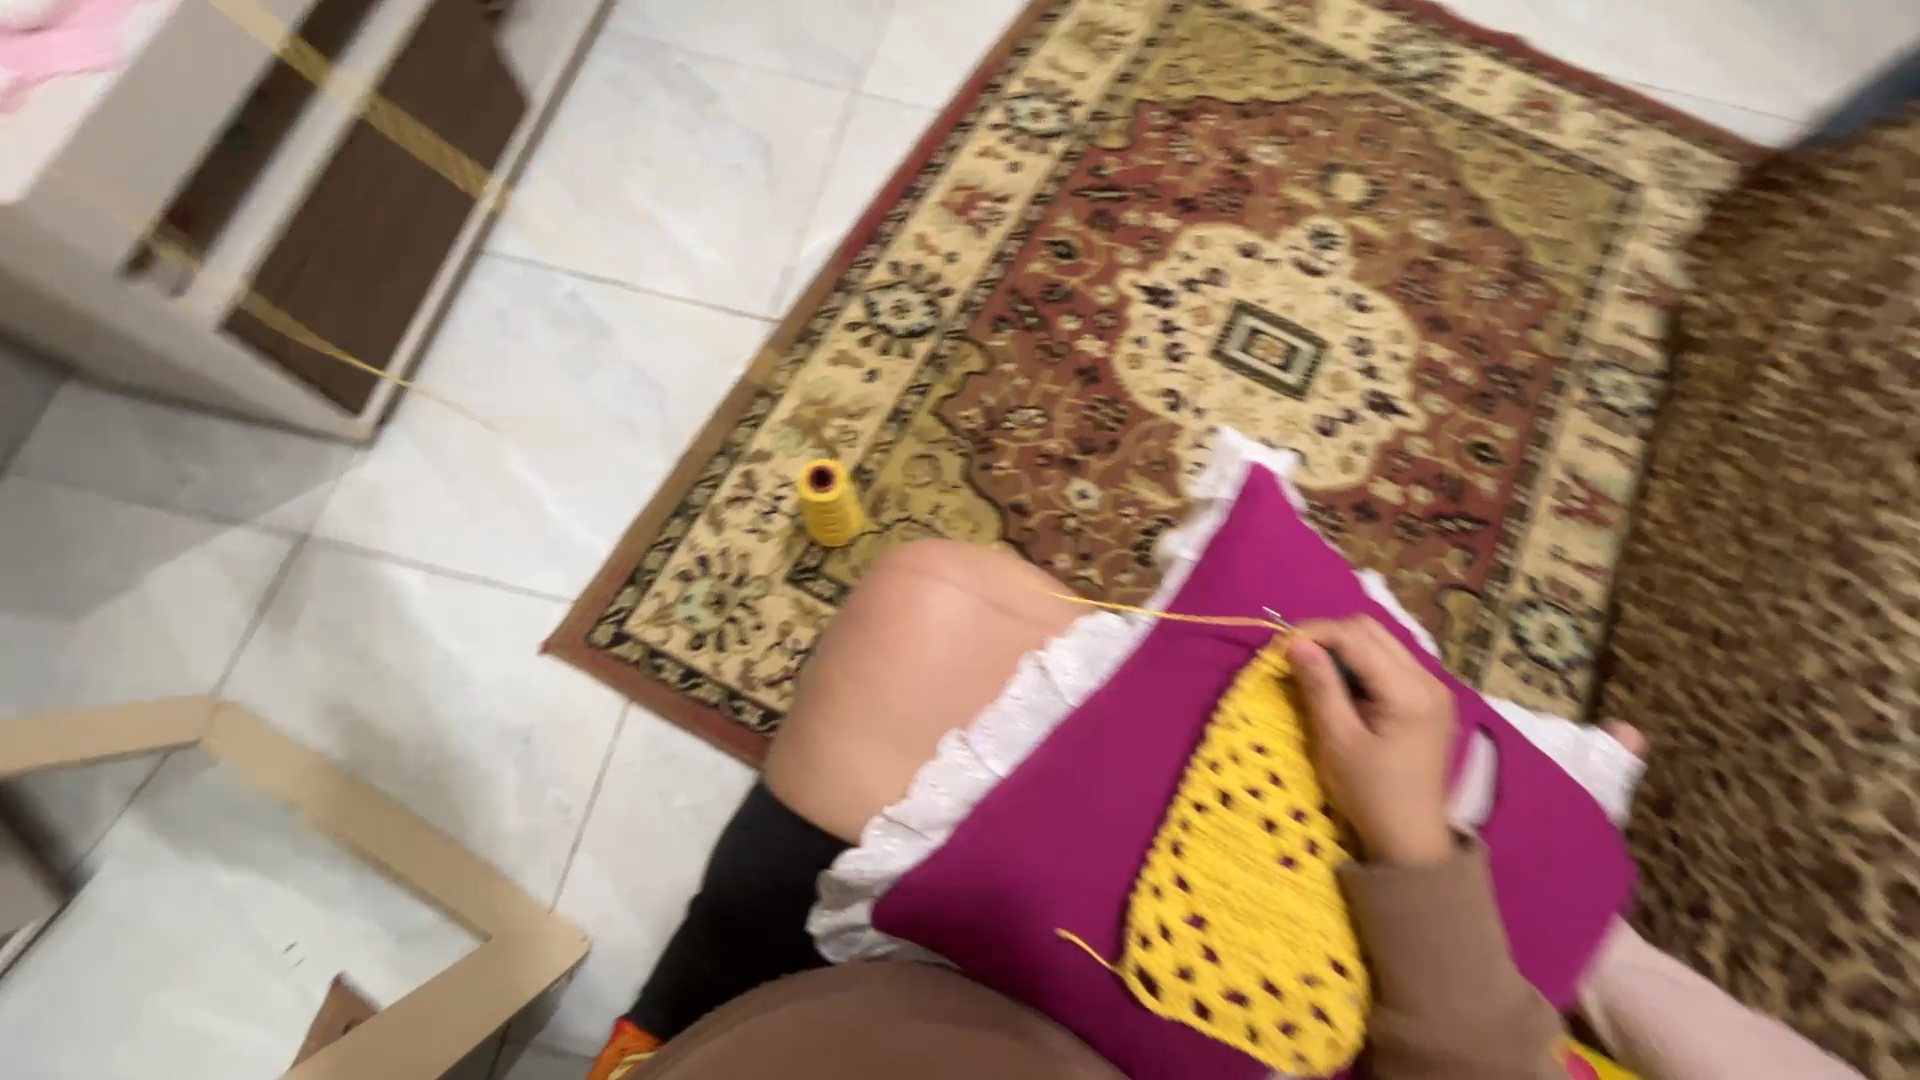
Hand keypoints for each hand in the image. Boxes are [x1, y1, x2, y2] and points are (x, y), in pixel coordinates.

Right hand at [1289, 617, 1457, 867]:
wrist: (1410, 836)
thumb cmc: (1369, 793)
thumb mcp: (1336, 740)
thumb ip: (1319, 685)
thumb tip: (1295, 642)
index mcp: (1409, 693)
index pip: (1355, 637)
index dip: (1314, 633)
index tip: (1280, 649)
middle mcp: (1429, 680)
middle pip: (1370, 630)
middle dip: (1328, 636)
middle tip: (1295, 659)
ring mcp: (1433, 688)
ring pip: (1380, 641)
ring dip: (1343, 648)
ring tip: (1315, 672)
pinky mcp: (1428, 698)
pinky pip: (1389, 660)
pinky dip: (1359, 663)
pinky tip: (1342, 686)